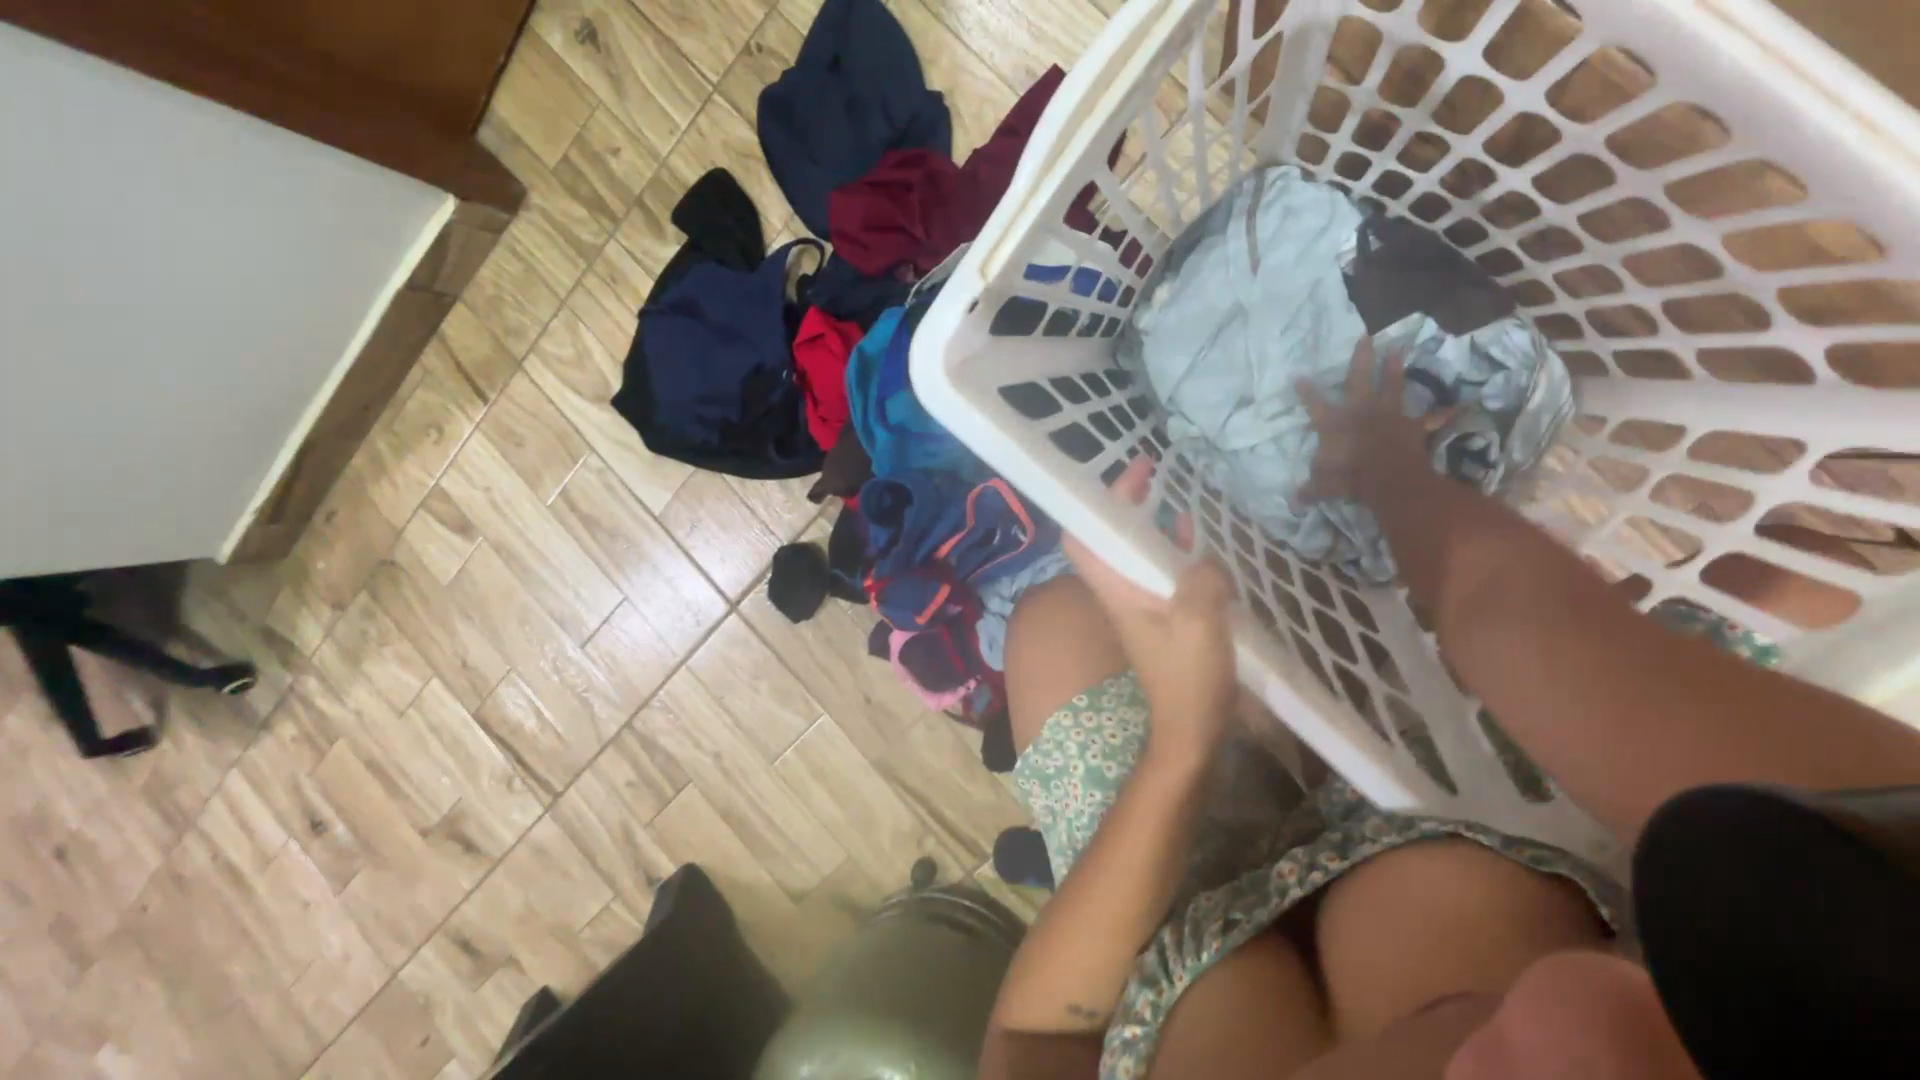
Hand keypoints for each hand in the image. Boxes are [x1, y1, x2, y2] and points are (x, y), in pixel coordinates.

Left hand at [1064, 456, 1237, 766]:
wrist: (1191, 733)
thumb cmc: (1188, 679)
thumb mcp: (1202, 622)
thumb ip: (1203, 579)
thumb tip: (1203, 560)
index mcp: (1117, 591)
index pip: (1081, 542)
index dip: (1095, 505)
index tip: (1127, 477)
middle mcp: (1121, 595)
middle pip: (1110, 540)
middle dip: (1125, 504)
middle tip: (1151, 472)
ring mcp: (1141, 608)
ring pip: (1136, 556)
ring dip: (1149, 525)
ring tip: (1172, 496)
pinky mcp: (1164, 621)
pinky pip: (1162, 576)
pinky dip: (1174, 554)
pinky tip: (1195, 543)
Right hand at [1296, 337, 1456, 505]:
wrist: (1388, 478)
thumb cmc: (1349, 478)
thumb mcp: (1323, 487)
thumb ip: (1310, 490)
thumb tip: (1294, 503)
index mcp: (1334, 422)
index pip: (1315, 403)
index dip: (1307, 391)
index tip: (1299, 376)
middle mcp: (1360, 411)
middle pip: (1358, 379)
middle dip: (1361, 358)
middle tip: (1366, 338)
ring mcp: (1389, 415)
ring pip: (1392, 386)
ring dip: (1395, 368)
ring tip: (1399, 349)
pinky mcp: (1412, 426)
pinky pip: (1431, 419)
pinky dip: (1444, 414)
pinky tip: (1460, 406)